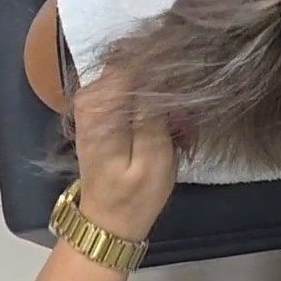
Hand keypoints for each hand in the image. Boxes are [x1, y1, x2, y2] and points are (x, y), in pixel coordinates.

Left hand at [71, 67, 177, 241]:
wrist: (106, 221)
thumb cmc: (133, 196)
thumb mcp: (153, 159)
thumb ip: (153, 113)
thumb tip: (160, 72)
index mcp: (101, 106)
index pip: (132, 59)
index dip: (162, 60)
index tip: (190, 71)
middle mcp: (90, 95)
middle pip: (132, 63)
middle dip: (164, 77)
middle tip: (187, 108)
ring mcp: (92, 100)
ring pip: (134, 74)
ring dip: (160, 91)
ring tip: (180, 122)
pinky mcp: (100, 108)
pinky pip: (129, 88)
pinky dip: (150, 101)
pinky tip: (166, 124)